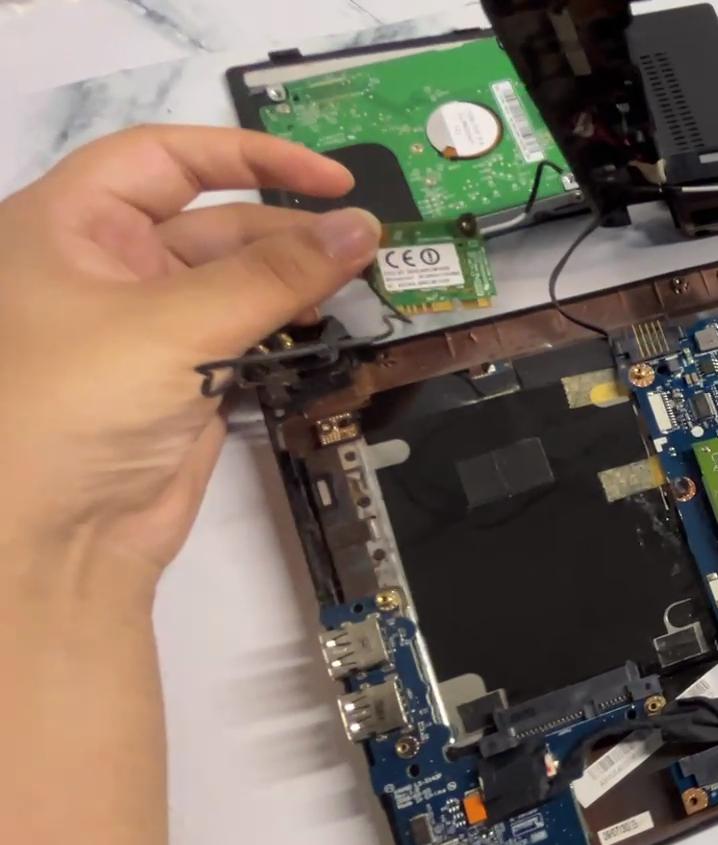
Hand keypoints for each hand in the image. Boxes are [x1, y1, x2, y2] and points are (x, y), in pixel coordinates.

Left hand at [0, 124, 381, 583]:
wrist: (57, 526)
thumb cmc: (70, 406)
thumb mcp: (176, 324)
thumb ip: (277, 276)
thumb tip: (362, 229)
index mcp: (70, 227)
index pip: (166, 159)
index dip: (251, 156)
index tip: (335, 180)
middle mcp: (111, 265)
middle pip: (218, 222)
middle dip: (293, 230)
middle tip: (370, 250)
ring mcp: (157, 322)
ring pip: (245, 279)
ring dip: (303, 280)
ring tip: (360, 289)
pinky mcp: (195, 370)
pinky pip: (256, 328)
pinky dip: (298, 324)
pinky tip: (330, 327)